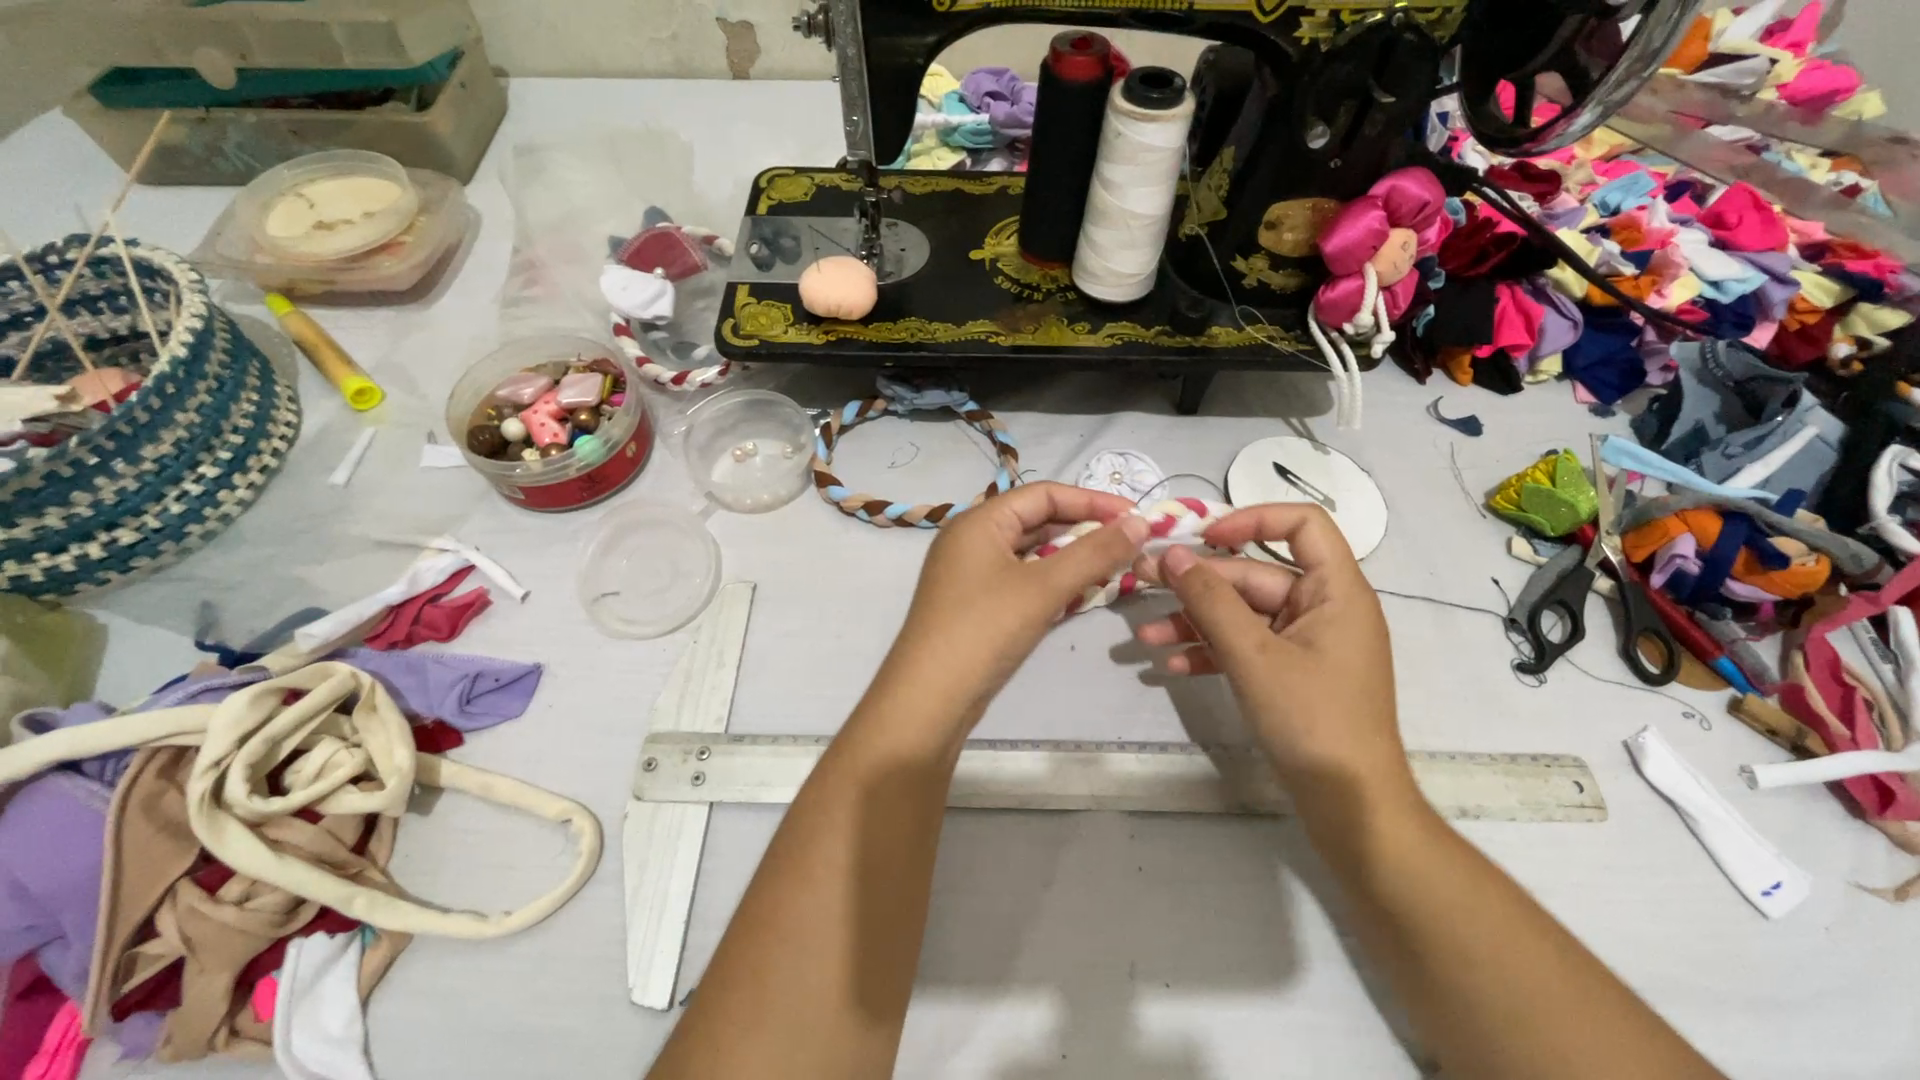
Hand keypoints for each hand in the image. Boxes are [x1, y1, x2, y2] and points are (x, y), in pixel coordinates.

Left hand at [877, 482, 1150, 732]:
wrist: (930, 698)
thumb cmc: (984, 630)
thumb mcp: (1044, 588)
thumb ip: (1095, 553)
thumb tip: (1140, 522)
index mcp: (979, 521)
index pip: (1044, 494)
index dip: (1092, 501)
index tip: (1136, 517)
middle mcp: (971, 539)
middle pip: (1036, 520)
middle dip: (1085, 529)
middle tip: (1130, 543)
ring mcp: (971, 574)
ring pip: (1030, 552)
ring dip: (1071, 557)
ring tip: (1114, 567)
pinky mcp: (975, 604)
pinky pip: (1021, 579)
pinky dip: (1052, 581)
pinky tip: (1080, 593)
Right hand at [1132, 504, 1413, 802]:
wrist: (1348, 802)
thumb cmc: (1312, 719)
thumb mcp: (1254, 656)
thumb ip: (1211, 602)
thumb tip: (1173, 555)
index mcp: (1336, 590)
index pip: (1302, 524)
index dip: (1252, 518)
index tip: (1203, 535)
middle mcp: (1323, 608)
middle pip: (1255, 574)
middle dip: (1198, 584)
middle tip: (1142, 583)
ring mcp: (1306, 643)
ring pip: (1243, 615)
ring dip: (1195, 623)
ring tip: (1144, 638)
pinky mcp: (1290, 674)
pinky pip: (1246, 648)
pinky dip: (1211, 652)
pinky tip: (1171, 666)